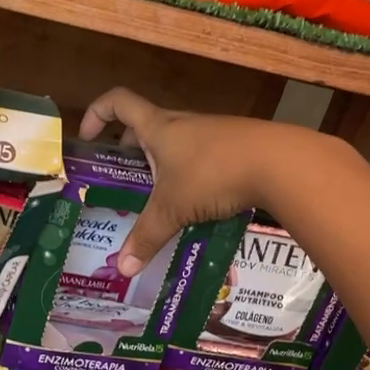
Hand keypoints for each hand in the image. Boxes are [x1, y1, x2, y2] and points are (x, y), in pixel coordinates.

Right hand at [79, 87, 323, 275]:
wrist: (281, 162)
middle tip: (123, 177)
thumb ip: (147, 236)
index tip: (88, 137)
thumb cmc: (213, 174)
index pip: (118, 101)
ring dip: (162, 163)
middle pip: (146, 124)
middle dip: (130, 148)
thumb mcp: (174, 209)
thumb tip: (122, 268)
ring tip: (160, 197)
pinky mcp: (236, 146)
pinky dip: (191, 172)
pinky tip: (198, 203)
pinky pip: (202, 155)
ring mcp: (212, 132)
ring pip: (176, 142)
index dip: (97, 113)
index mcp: (158, 127)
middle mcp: (182, 123)